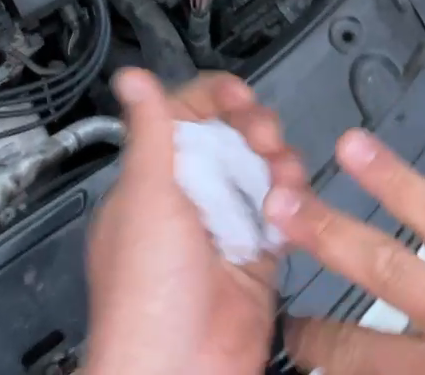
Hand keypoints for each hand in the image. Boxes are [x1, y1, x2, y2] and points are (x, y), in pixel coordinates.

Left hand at [85, 68, 303, 374]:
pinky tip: (289, 206)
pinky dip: (292, 202)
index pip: (188, 118)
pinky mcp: (258, 253)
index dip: (216, 101)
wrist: (181, 373)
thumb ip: (151, 132)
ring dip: (277, 164)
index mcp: (155, 180)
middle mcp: (190, 199)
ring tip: (279, 174)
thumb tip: (132, 78)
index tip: (238, 99)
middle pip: (232, 138)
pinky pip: (283, 211)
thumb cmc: (145, 299)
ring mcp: (225, 226)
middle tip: (263, 136)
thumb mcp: (147, 198)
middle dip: (254, 128)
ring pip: (261, 169)